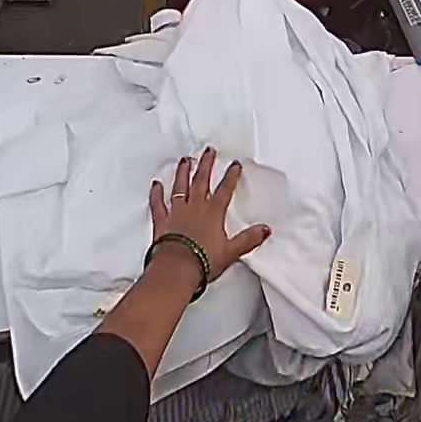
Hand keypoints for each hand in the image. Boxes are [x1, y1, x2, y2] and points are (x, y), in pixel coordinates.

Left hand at [147, 148, 271, 289]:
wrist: (176, 270)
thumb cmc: (201, 262)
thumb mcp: (231, 251)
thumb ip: (248, 239)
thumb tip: (264, 230)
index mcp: (213, 213)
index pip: (225, 190)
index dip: (231, 176)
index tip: (235, 165)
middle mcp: (194, 208)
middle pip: (201, 181)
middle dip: (206, 164)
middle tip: (209, 151)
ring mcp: (176, 213)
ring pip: (180, 186)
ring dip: (183, 172)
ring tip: (186, 160)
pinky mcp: (161, 221)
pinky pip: (158, 203)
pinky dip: (156, 193)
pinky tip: (156, 185)